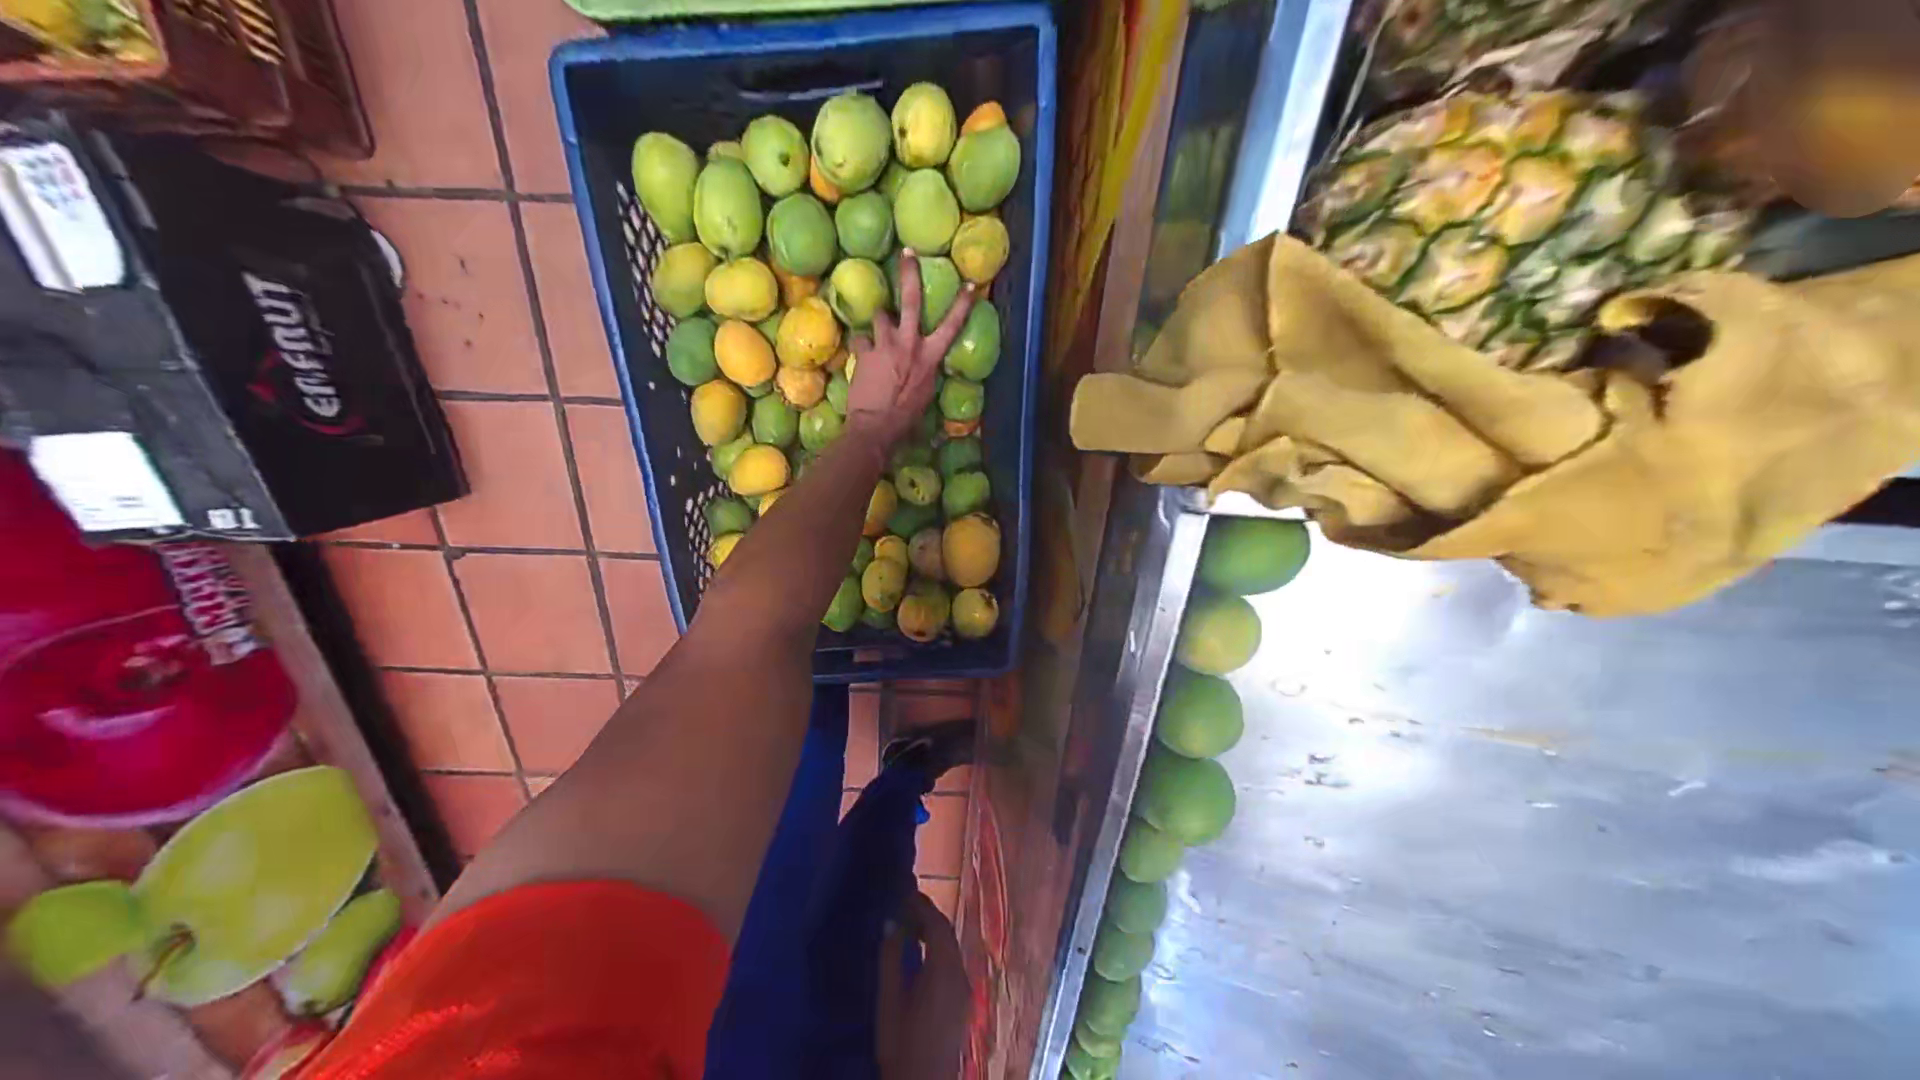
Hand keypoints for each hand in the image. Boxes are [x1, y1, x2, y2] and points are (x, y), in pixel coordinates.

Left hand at [847, 250, 976, 449]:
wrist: (877, 426)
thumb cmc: (907, 416)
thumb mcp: (926, 392)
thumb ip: (925, 370)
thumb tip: (924, 364)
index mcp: (930, 357)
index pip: (952, 325)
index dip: (962, 303)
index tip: (970, 284)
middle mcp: (909, 343)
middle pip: (910, 300)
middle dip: (909, 273)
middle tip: (908, 252)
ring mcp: (884, 345)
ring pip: (881, 315)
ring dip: (879, 319)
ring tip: (877, 326)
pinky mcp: (864, 352)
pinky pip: (861, 339)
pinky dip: (862, 344)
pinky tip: (860, 352)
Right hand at [875, 891, 970, 1079]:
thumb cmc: (902, 1045)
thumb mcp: (889, 1000)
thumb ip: (890, 958)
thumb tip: (890, 922)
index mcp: (944, 971)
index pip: (937, 925)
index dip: (921, 905)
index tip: (904, 892)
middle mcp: (960, 975)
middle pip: (947, 934)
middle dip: (927, 915)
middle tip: (904, 904)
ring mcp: (964, 990)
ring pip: (951, 948)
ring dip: (932, 932)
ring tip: (908, 924)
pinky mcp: (962, 1002)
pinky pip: (952, 963)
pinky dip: (937, 949)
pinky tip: (920, 953)